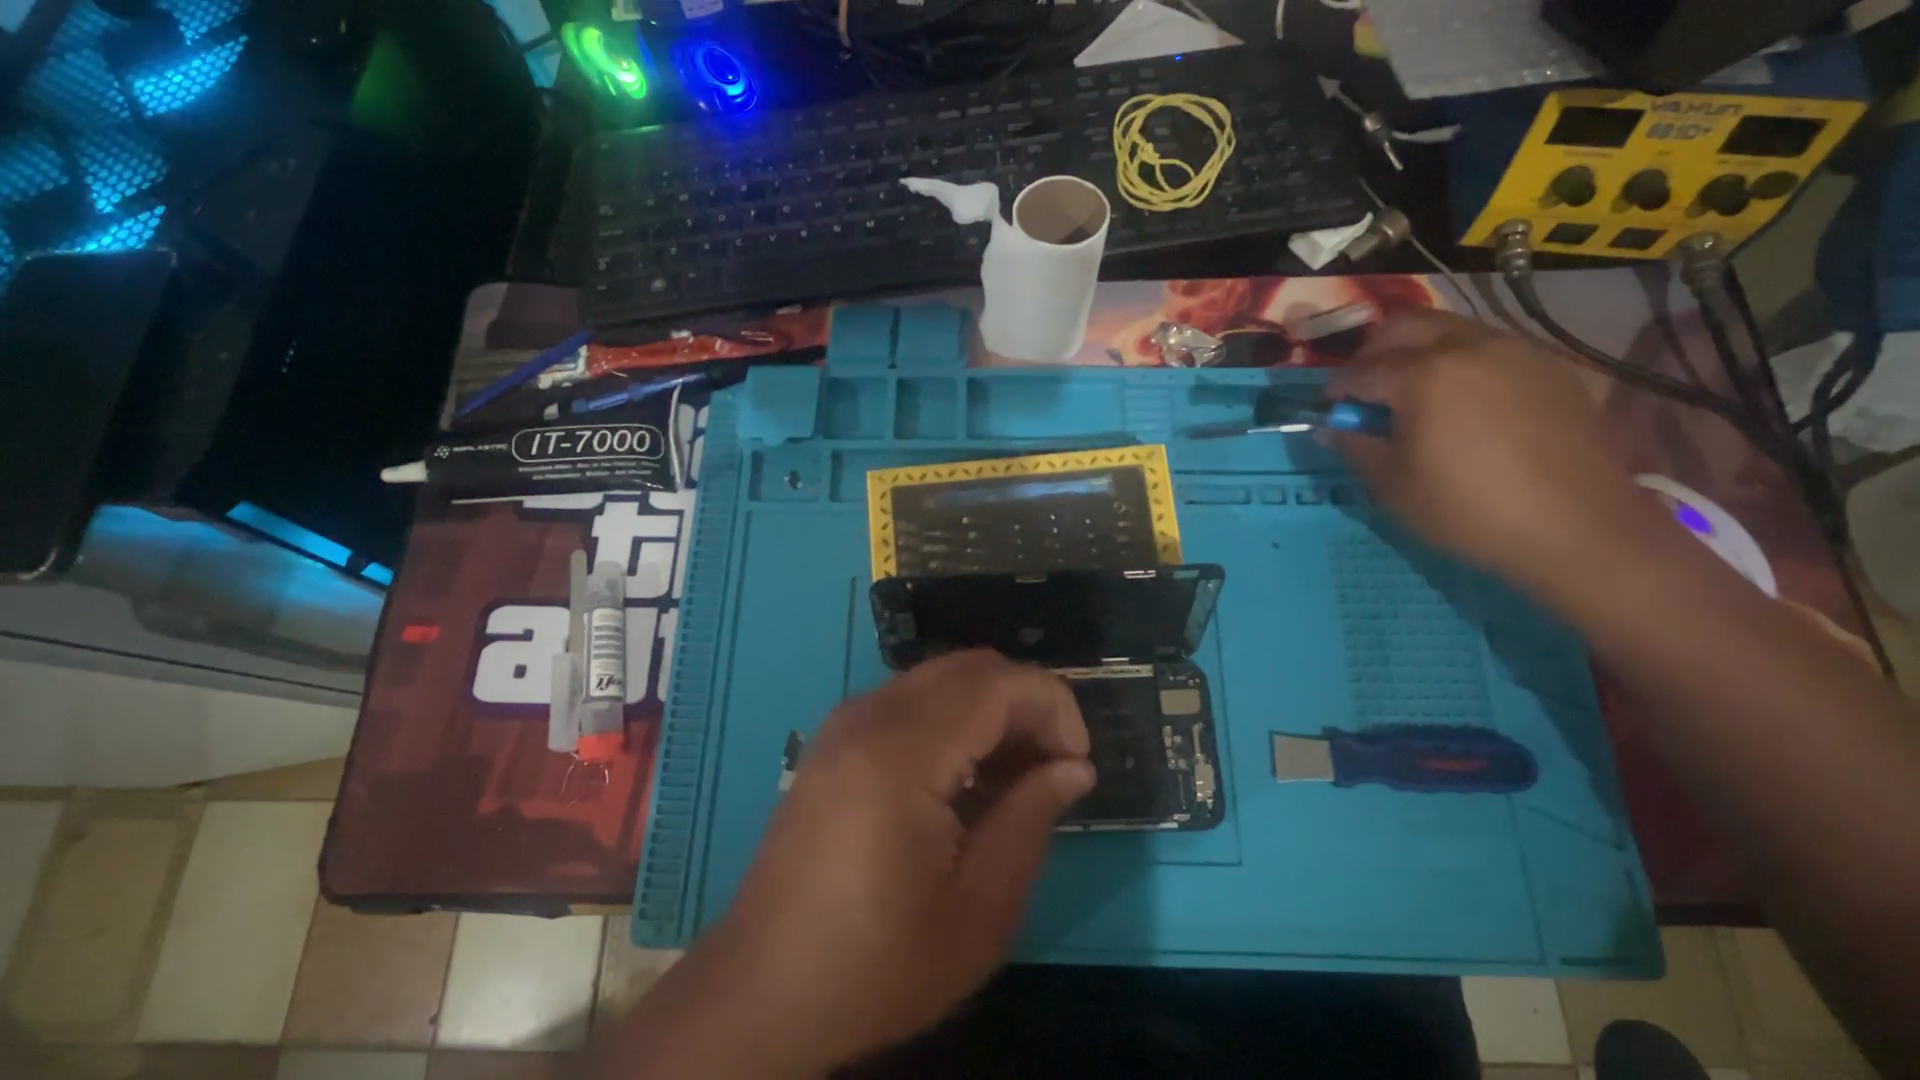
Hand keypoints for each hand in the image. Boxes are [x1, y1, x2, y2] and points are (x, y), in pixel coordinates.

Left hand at [625, 649, 1093, 1076]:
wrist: (764, 996)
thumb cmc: (878, 964)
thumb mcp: (979, 910)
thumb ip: (1031, 820)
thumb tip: (1072, 767)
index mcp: (900, 754)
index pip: (999, 683)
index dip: (1055, 708)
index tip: (1079, 766)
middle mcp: (866, 720)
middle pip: (968, 668)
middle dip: (1025, 703)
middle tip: (1054, 768)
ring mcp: (840, 729)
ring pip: (937, 680)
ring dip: (989, 711)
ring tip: (1016, 779)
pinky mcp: (830, 748)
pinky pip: (906, 703)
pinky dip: (950, 720)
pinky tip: (964, 781)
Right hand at [1327, 309, 1651, 587]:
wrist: (1577, 526)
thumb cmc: (1469, 510)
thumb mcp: (1393, 486)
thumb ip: (1357, 445)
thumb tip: (1336, 425)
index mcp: (1423, 373)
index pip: (1362, 371)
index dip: (1339, 391)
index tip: (1331, 409)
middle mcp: (1468, 345)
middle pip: (1405, 325)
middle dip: (1373, 351)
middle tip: (1366, 387)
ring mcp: (1515, 350)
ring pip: (1450, 329)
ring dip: (1419, 350)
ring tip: (1414, 392)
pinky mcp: (1549, 366)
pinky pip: (1490, 348)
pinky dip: (1462, 362)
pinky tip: (1464, 402)